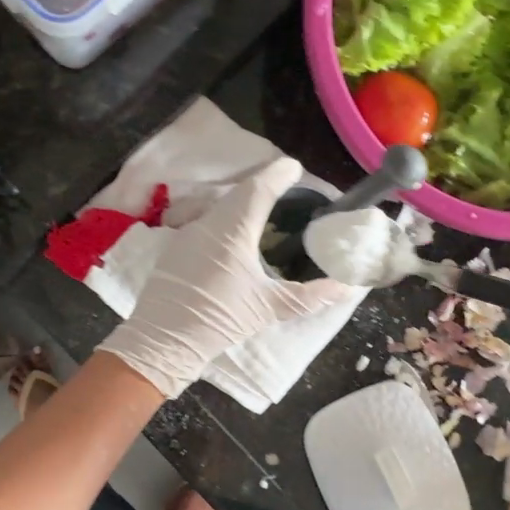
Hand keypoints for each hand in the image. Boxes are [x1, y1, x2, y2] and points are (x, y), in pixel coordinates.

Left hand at [97, 157, 356, 397]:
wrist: (162, 341)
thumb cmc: (218, 319)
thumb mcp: (268, 309)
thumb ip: (310, 297)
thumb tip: (346, 289)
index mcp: (232, 229)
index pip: (258, 188)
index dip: (278, 174)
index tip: (294, 168)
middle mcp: (206, 223)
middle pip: (236, 194)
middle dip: (260, 188)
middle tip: (282, 191)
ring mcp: (185, 235)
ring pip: (215, 207)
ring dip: (237, 205)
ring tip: (259, 214)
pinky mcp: (172, 250)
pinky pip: (200, 223)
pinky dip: (219, 223)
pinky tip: (229, 240)